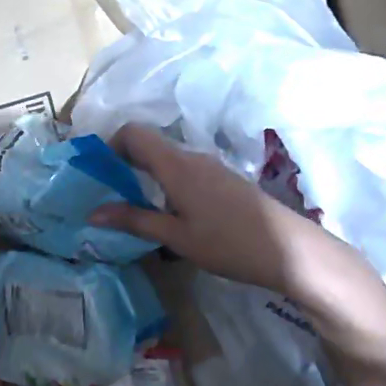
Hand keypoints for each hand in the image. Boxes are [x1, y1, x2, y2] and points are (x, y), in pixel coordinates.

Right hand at [87, 123, 336, 295]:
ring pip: (167, 160)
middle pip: (149, 145)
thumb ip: (134, 220)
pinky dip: (164, 183)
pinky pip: (184, 171)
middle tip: (105, 191)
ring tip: (131, 206)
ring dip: (144, 175)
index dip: (110, 144)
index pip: (134, 133)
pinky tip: (165, 213)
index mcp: (176, 166)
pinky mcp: (224, 181)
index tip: (97, 171)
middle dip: (122, 162)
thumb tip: (93, 212)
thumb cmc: (229, 243)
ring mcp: (211, 168)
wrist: (292, 252)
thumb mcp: (175, 236)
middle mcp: (192, 158)